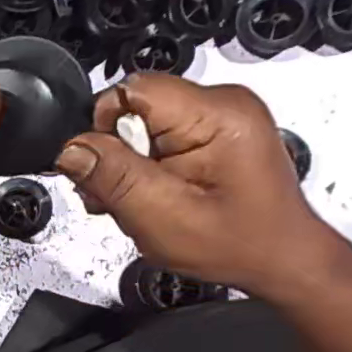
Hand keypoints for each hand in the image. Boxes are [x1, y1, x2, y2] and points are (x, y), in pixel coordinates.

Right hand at [53, 73, 341, 296]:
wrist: (280, 261)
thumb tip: (70, 149)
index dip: (104, 130)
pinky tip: (158, 197)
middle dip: (116, 156)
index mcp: (215, 115)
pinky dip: (147, 171)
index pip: (131, 90)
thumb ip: (112, 177)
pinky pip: (159, 140)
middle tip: (126, 199)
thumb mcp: (160, 217)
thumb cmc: (238, 244)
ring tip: (146, 204)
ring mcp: (219, 118)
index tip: (107, 172)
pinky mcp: (214, 134)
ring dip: (129, 169)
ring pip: (142, 128)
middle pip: (134, 109)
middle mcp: (221, 104)